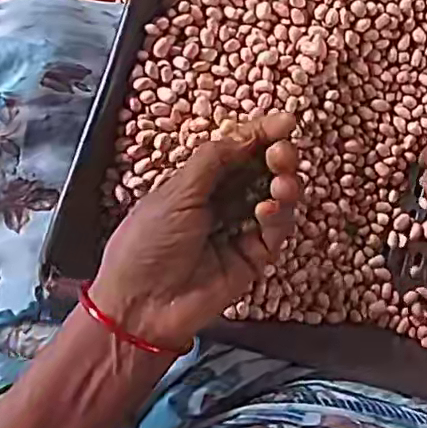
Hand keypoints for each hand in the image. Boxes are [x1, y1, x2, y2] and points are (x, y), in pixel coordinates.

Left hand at [92, 113, 301, 349]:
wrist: (141, 305)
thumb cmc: (148, 243)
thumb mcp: (176, 193)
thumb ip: (214, 160)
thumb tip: (248, 132)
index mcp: (201, 181)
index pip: (238, 150)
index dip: (261, 134)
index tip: (285, 122)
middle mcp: (224, 201)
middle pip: (263, 171)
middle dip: (277, 157)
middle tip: (282, 152)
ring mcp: (241, 228)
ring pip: (277, 198)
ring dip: (284, 184)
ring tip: (281, 182)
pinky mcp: (254, 257)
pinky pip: (275, 231)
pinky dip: (278, 216)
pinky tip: (268, 210)